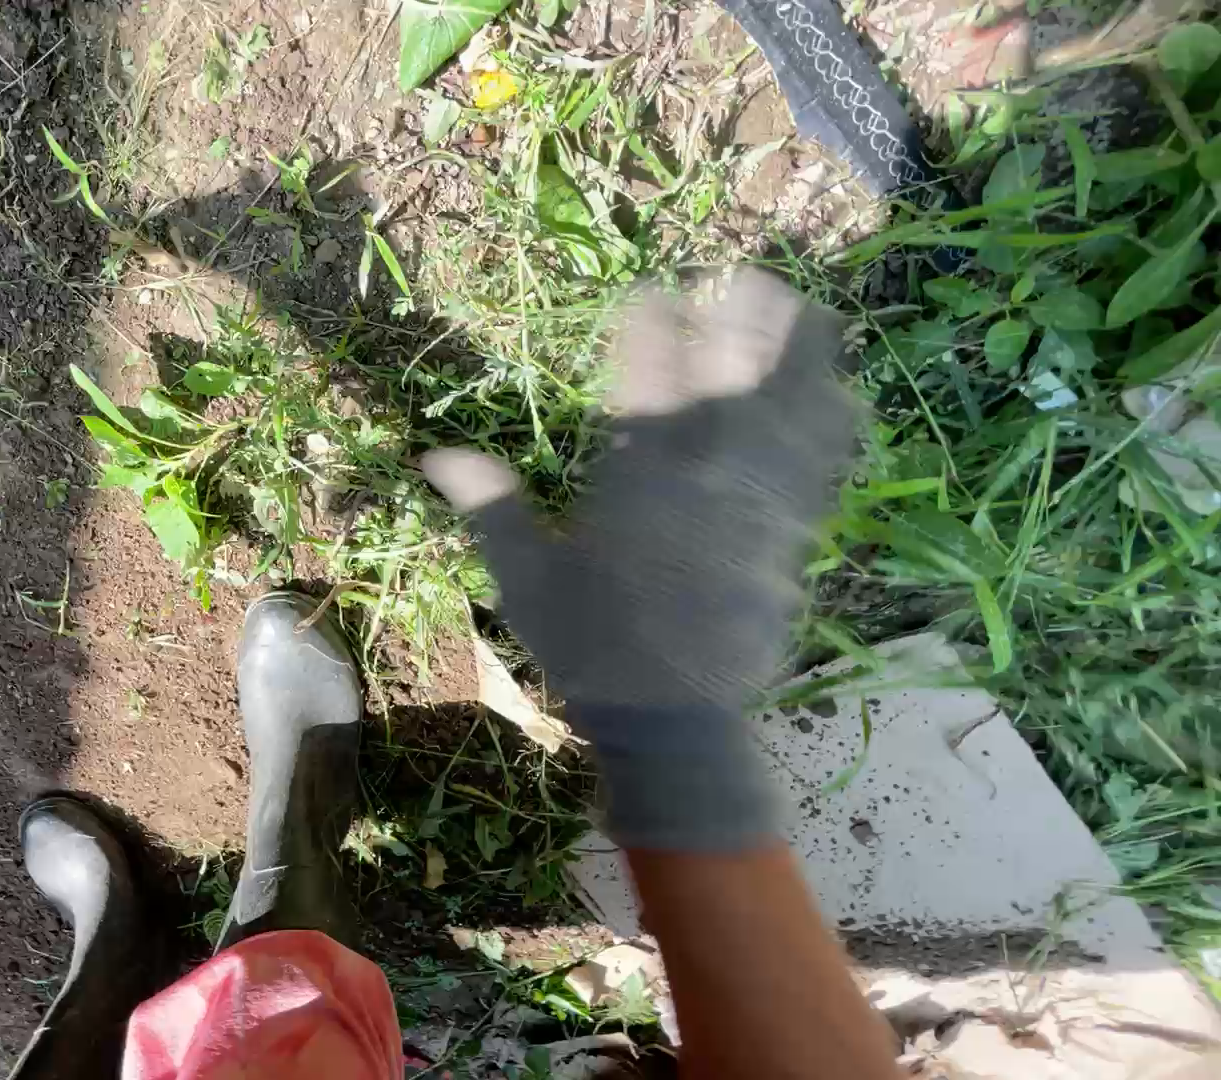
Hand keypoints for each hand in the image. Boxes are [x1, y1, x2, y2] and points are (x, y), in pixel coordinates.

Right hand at [422, 268, 855, 849]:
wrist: (673, 718)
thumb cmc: (588, 645)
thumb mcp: (524, 578)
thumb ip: (491, 507)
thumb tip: (436, 454)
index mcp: (632, 487)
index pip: (642, 385)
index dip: (648, 327)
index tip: (649, 288)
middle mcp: (703, 483)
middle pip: (734, 377)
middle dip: (739, 318)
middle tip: (738, 273)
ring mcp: (758, 506)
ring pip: (795, 408)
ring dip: (801, 350)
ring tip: (800, 304)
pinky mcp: (794, 536)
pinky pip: (828, 462)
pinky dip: (836, 416)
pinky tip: (841, 388)